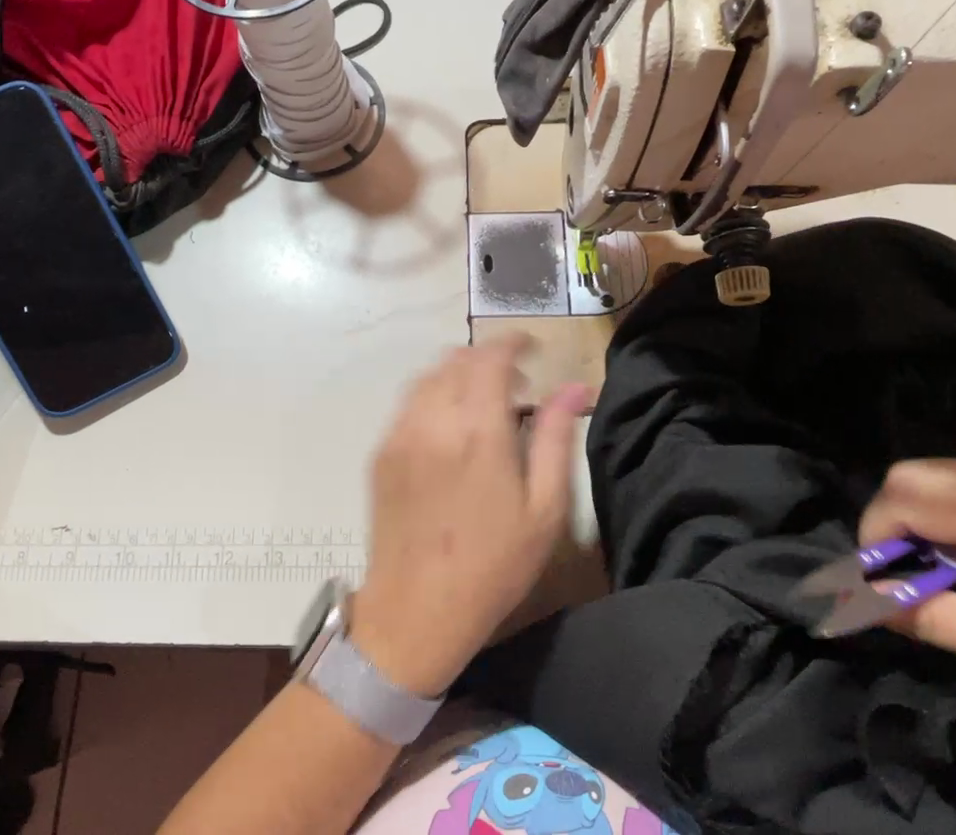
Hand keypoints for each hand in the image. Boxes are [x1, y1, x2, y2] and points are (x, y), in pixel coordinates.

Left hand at [351, 337, 587, 697]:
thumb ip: (555, 438)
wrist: (416, 612)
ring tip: (485, 404)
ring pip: (427, 377)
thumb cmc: (493, 566)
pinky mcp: (380, 454)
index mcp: (477, 430)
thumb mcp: (543, 509)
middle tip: (518, 385)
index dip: (513, 342)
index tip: (534, 347)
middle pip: (456, 360)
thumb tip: (575, 387)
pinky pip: (407, 404)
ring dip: (458, 374)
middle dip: (488, 358)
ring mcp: (398, 435)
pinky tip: (451, 429)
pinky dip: (433, 396)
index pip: (490, 357)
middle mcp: (431, 420)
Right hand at [859, 458, 955, 731]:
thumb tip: (858, 597)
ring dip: (923, 516)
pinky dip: (953, 510)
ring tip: (946, 569)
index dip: (876, 536)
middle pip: (914, 475)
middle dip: (894, 522)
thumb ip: (926, 615)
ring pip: (939, 474)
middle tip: (909, 574)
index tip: (883, 581)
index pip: (903, 497)